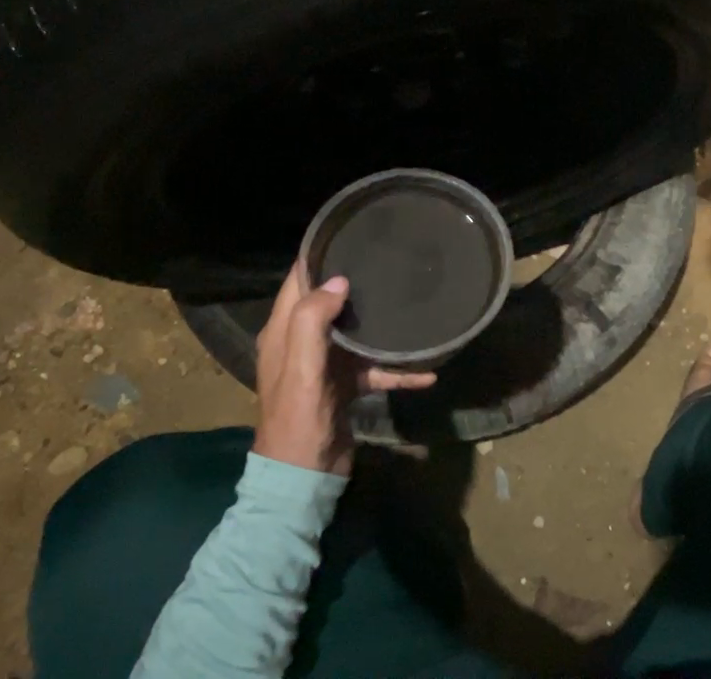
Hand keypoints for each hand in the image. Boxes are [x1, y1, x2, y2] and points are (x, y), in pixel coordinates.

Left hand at [252, 271, 435, 475]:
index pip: (298, 281)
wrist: (304, 478)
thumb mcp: (301, 366)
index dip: (319, 256)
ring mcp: (326, 366)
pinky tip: (427, 370)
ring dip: (382, 325)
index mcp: (283, 333)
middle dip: (357, 282)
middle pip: (330, 302)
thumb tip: (341, 281)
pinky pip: (376, 370)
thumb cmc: (298, 418)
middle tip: (391, 262)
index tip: (350, 233)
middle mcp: (303, 344)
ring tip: (412, 305)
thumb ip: (312, 320)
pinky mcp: (345, 387)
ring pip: (357, 334)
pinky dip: (398, 369)